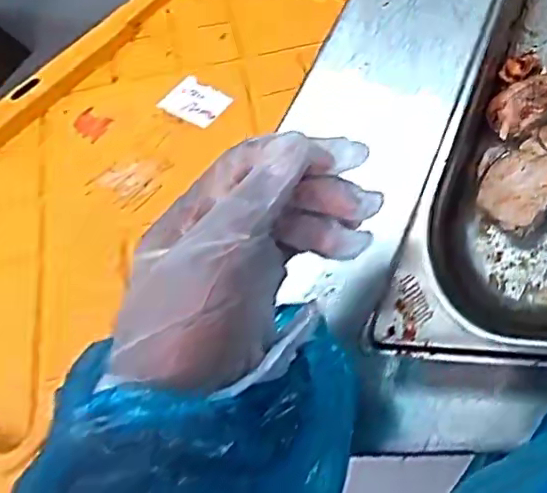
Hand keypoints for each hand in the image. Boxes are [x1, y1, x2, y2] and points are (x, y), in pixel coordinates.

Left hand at [104, 133, 382, 392]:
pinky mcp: (262, 275)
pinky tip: (349, 246)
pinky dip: (328, 238)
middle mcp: (219, 225)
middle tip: (366, 200)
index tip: (348, 157)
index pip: (254, 161)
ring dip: (335, 213)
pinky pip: (301, 240)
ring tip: (364, 224)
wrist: (180, 403)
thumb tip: (295, 143)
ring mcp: (241, 252)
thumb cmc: (189, 320)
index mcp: (197, 212)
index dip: (303, 153)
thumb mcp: (220, 249)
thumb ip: (258, 194)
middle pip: (282, 185)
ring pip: (297, 212)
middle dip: (327, 188)